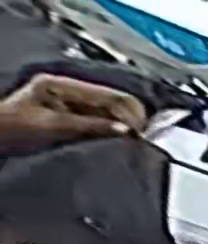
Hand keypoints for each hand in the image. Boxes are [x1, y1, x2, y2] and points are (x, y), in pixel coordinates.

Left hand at [0, 74, 146, 151]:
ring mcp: (75, 101)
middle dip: (132, 121)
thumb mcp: (56, 126)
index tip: (142, 136)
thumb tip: (129, 131)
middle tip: (140, 141)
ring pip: (118, 112)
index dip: (132, 115)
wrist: (0, 134)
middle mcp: (68, 88)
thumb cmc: (18, 128)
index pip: (112, 96)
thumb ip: (93, 126)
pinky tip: (124, 140)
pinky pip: (112, 120)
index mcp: (58, 84)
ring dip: (129, 128)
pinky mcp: (81, 113)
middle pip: (118, 102)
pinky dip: (122, 131)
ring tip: (132, 143)